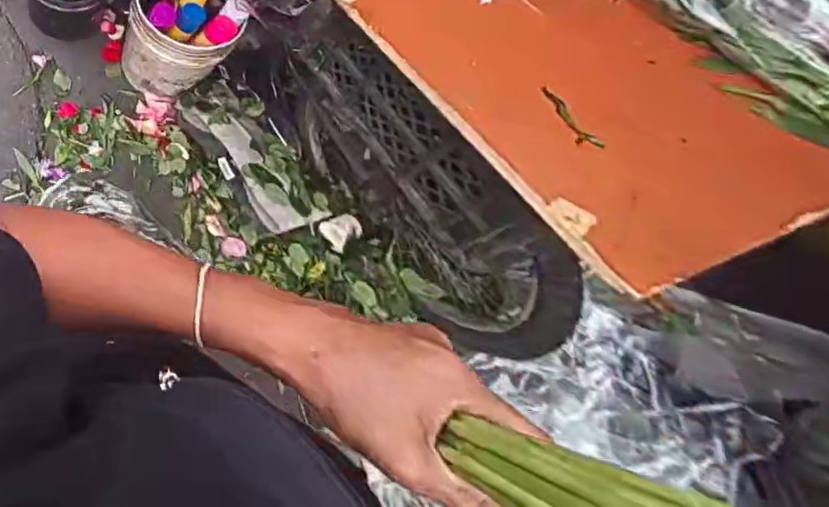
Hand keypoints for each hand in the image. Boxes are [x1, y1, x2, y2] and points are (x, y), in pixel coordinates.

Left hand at [258, 303, 542, 506]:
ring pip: (452, 397)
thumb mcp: (407, 461)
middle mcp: (446, 351)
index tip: (530, 494)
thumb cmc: (348, 393)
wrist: (295, 338)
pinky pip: (425, 378)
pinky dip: (421, 402)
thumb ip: (463, 494)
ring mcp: (417, 339)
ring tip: (411, 439)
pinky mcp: (394, 337)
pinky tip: (391, 413)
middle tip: (453, 471)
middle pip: (486, 415)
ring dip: (444, 425)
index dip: (533, 470)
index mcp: (461, 378)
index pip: (524, 432)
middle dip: (477, 449)